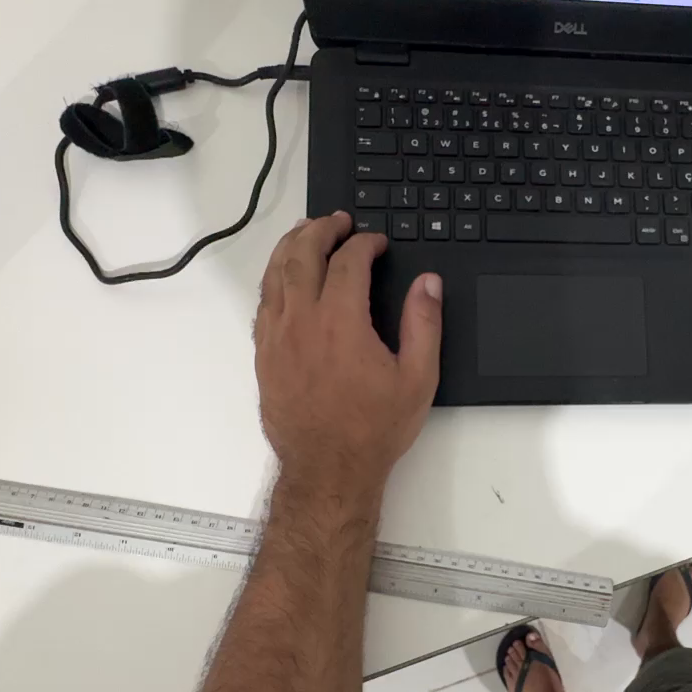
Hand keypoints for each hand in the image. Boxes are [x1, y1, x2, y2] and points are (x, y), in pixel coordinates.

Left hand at [255, 212, 442, 510]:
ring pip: (275, 274)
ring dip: (291, 246)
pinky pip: (263, 302)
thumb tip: (428, 283)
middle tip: (338, 221)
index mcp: (341, 321)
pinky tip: (284, 277)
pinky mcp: (264, 354)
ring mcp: (276, 337)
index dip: (364, 244)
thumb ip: (423, 324)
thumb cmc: (375, 428)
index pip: (347, 262)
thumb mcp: (417, 378)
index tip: (377, 242)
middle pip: (302, 255)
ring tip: (306, 233)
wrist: (328, 469)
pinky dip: (274, 279)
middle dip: (321, 230)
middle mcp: (302, 321)